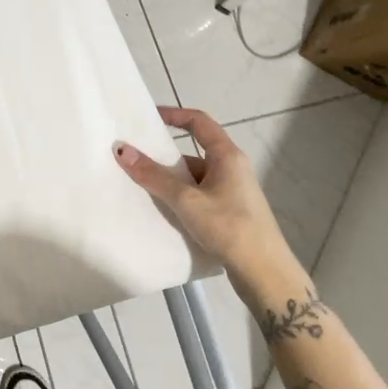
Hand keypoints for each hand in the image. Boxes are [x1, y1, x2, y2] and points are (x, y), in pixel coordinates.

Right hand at [114, 107, 294, 283]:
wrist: (265, 273)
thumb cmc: (229, 227)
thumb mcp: (186, 200)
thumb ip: (154, 175)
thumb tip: (122, 149)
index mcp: (227, 156)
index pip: (199, 122)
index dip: (173, 115)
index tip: (147, 118)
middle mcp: (232, 168)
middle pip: (193, 151)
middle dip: (164, 155)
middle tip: (135, 158)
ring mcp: (232, 192)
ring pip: (194, 177)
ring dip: (170, 180)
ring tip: (141, 187)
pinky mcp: (231, 212)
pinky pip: (199, 195)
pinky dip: (180, 197)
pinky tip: (163, 211)